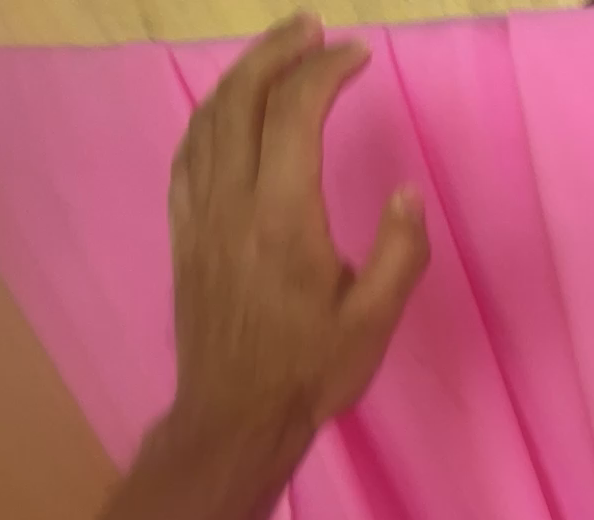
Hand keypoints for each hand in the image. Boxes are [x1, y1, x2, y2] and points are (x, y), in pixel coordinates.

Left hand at [168, 13, 429, 448]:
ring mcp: (199, 212)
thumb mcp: (376, 320)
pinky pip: (188, 152)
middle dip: (277, 53)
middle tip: (312, 28)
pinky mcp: (185, 230)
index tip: (358, 56)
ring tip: (275, 55)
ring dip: (241, 76)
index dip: (326, 76)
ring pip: (208, 118)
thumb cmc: (315, 368)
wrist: (238, 408)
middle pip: (242, 100)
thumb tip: (409, 193)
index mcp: (285, 219)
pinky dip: (211, 116)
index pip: (297, 119)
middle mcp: (232, 200)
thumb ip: (400, 254)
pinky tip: (226, 115)